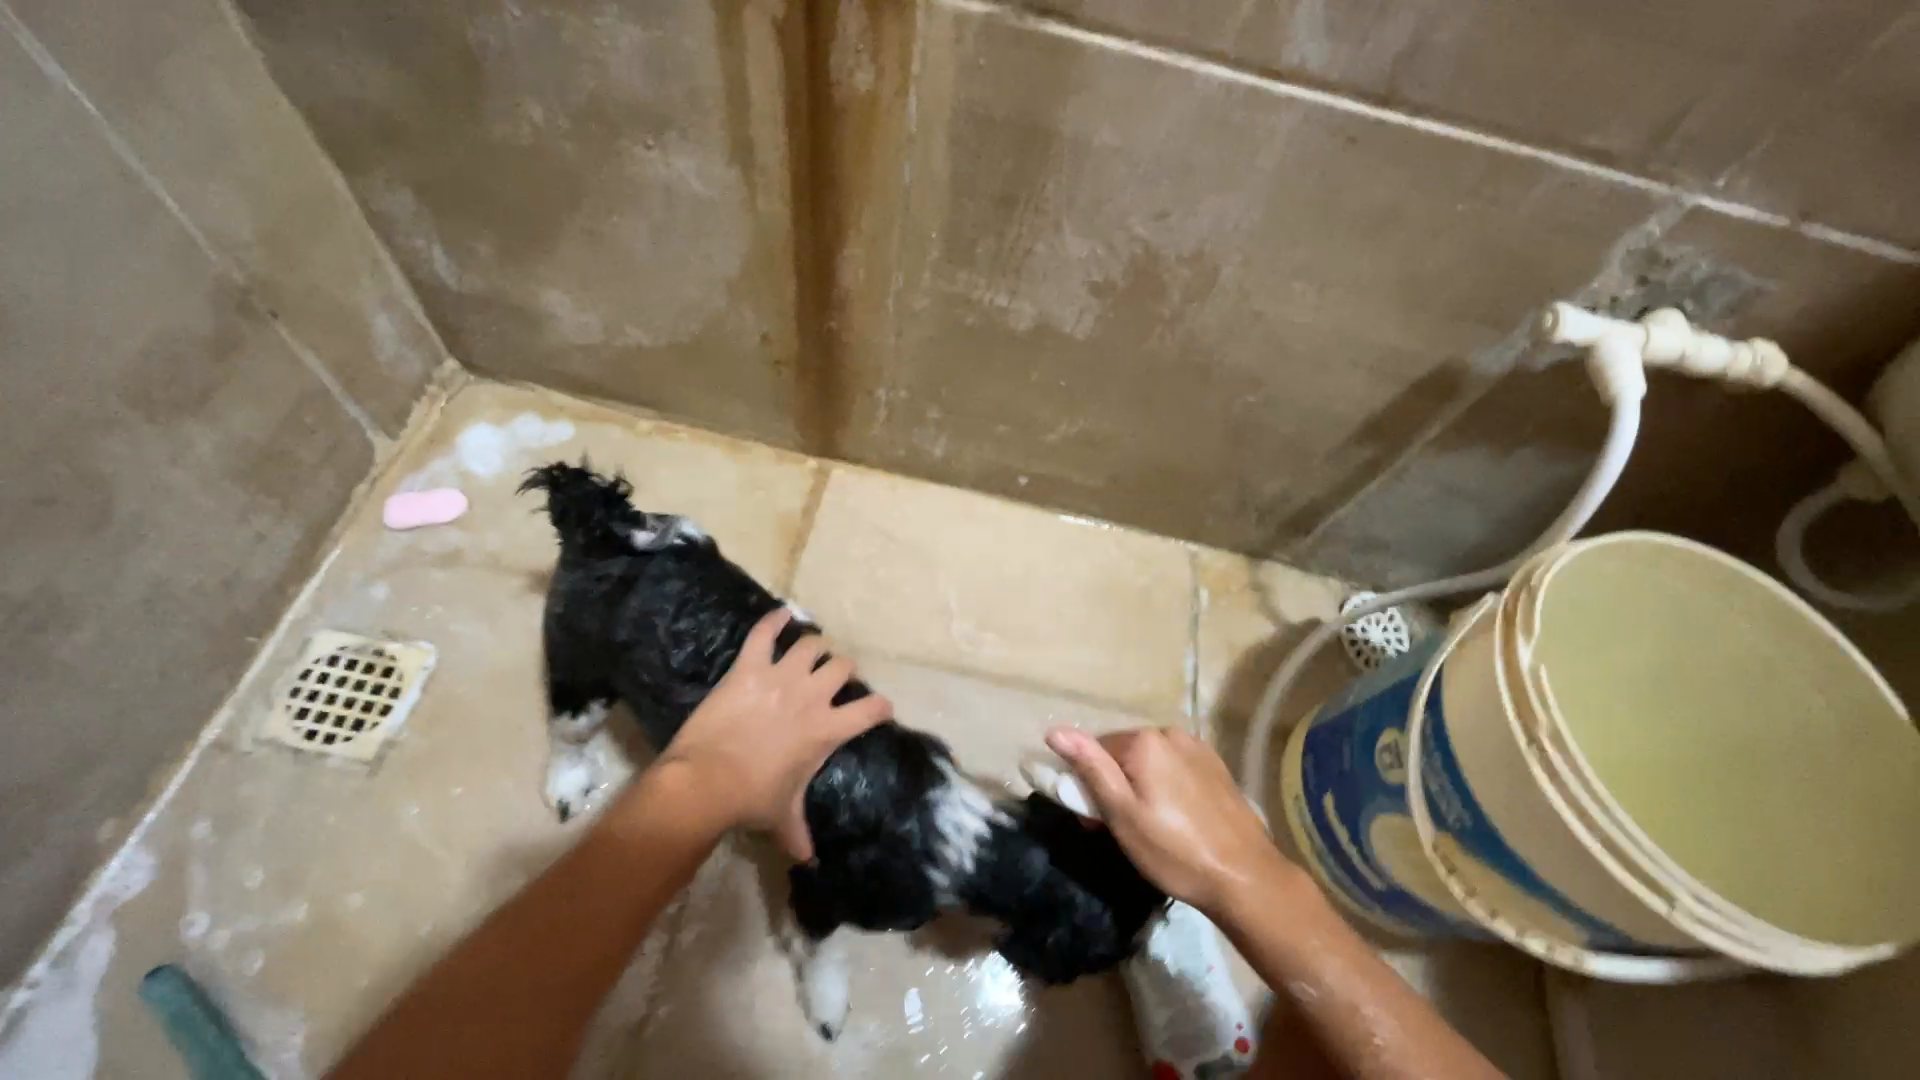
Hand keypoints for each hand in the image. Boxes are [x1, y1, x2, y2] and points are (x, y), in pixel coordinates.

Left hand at [658, 608, 890, 860]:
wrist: (707, 781)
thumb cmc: (751, 799)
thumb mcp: (783, 817)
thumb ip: (799, 835)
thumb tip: (810, 862)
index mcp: (827, 730)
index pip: (871, 710)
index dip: (880, 707)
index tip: (880, 708)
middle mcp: (812, 697)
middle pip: (843, 667)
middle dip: (844, 670)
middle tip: (836, 678)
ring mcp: (781, 677)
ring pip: (812, 645)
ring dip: (816, 645)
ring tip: (812, 649)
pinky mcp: (749, 667)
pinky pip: (765, 633)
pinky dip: (774, 620)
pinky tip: (782, 614)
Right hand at [1044, 726, 1293, 916]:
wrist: (1246, 877)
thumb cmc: (1174, 851)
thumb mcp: (1121, 814)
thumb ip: (1090, 768)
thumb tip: (1055, 731)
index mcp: (1145, 741)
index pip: (1095, 749)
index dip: (1088, 784)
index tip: (1094, 821)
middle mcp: (1171, 733)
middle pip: (1123, 753)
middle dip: (1115, 785)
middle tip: (1120, 829)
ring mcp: (1198, 749)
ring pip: (1150, 762)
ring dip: (1140, 786)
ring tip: (1149, 828)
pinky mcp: (1216, 767)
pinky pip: (1175, 768)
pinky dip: (1166, 787)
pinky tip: (1176, 819)